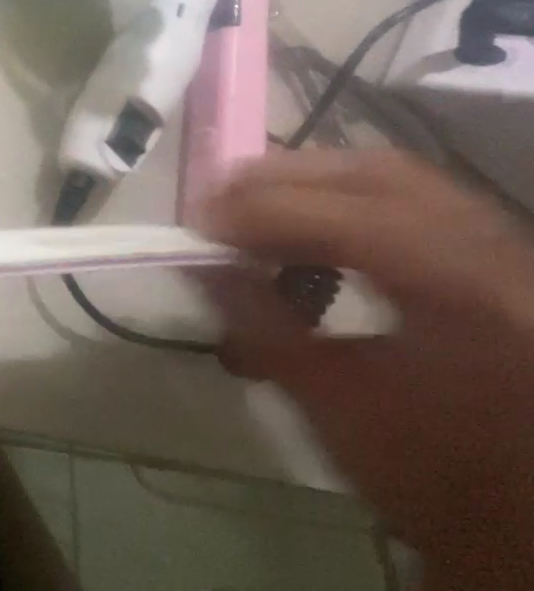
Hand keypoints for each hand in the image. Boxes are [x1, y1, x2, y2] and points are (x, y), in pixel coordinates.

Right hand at [204, 151, 533, 589]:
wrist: (523, 521)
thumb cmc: (424, 473)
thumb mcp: (329, 401)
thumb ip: (258, 320)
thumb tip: (195, 260)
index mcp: (470, 299)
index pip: (353, 215)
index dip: (262, 211)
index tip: (194, 231)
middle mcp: (501, 261)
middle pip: (378, 174)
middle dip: (283, 181)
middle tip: (217, 212)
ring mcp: (508, 258)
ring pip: (396, 181)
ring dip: (310, 191)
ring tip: (252, 226)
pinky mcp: (498, 265)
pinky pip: (414, 206)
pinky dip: (346, 210)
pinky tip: (308, 250)